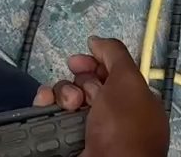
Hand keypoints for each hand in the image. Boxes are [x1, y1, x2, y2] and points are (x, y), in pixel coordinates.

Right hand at [31, 37, 168, 156]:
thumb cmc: (125, 131)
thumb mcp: (129, 83)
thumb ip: (115, 54)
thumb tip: (97, 41)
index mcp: (135, 103)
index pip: (112, 71)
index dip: (96, 61)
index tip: (83, 59)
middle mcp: (112, 116)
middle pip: (86, 81)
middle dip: (78, 79)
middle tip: (82, 94)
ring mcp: (89, 129)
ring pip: (66, 94)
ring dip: (61, 92)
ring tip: (68, 106)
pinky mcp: (66, 138)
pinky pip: (51, 111)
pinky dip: (46, 104)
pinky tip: (46, 104)